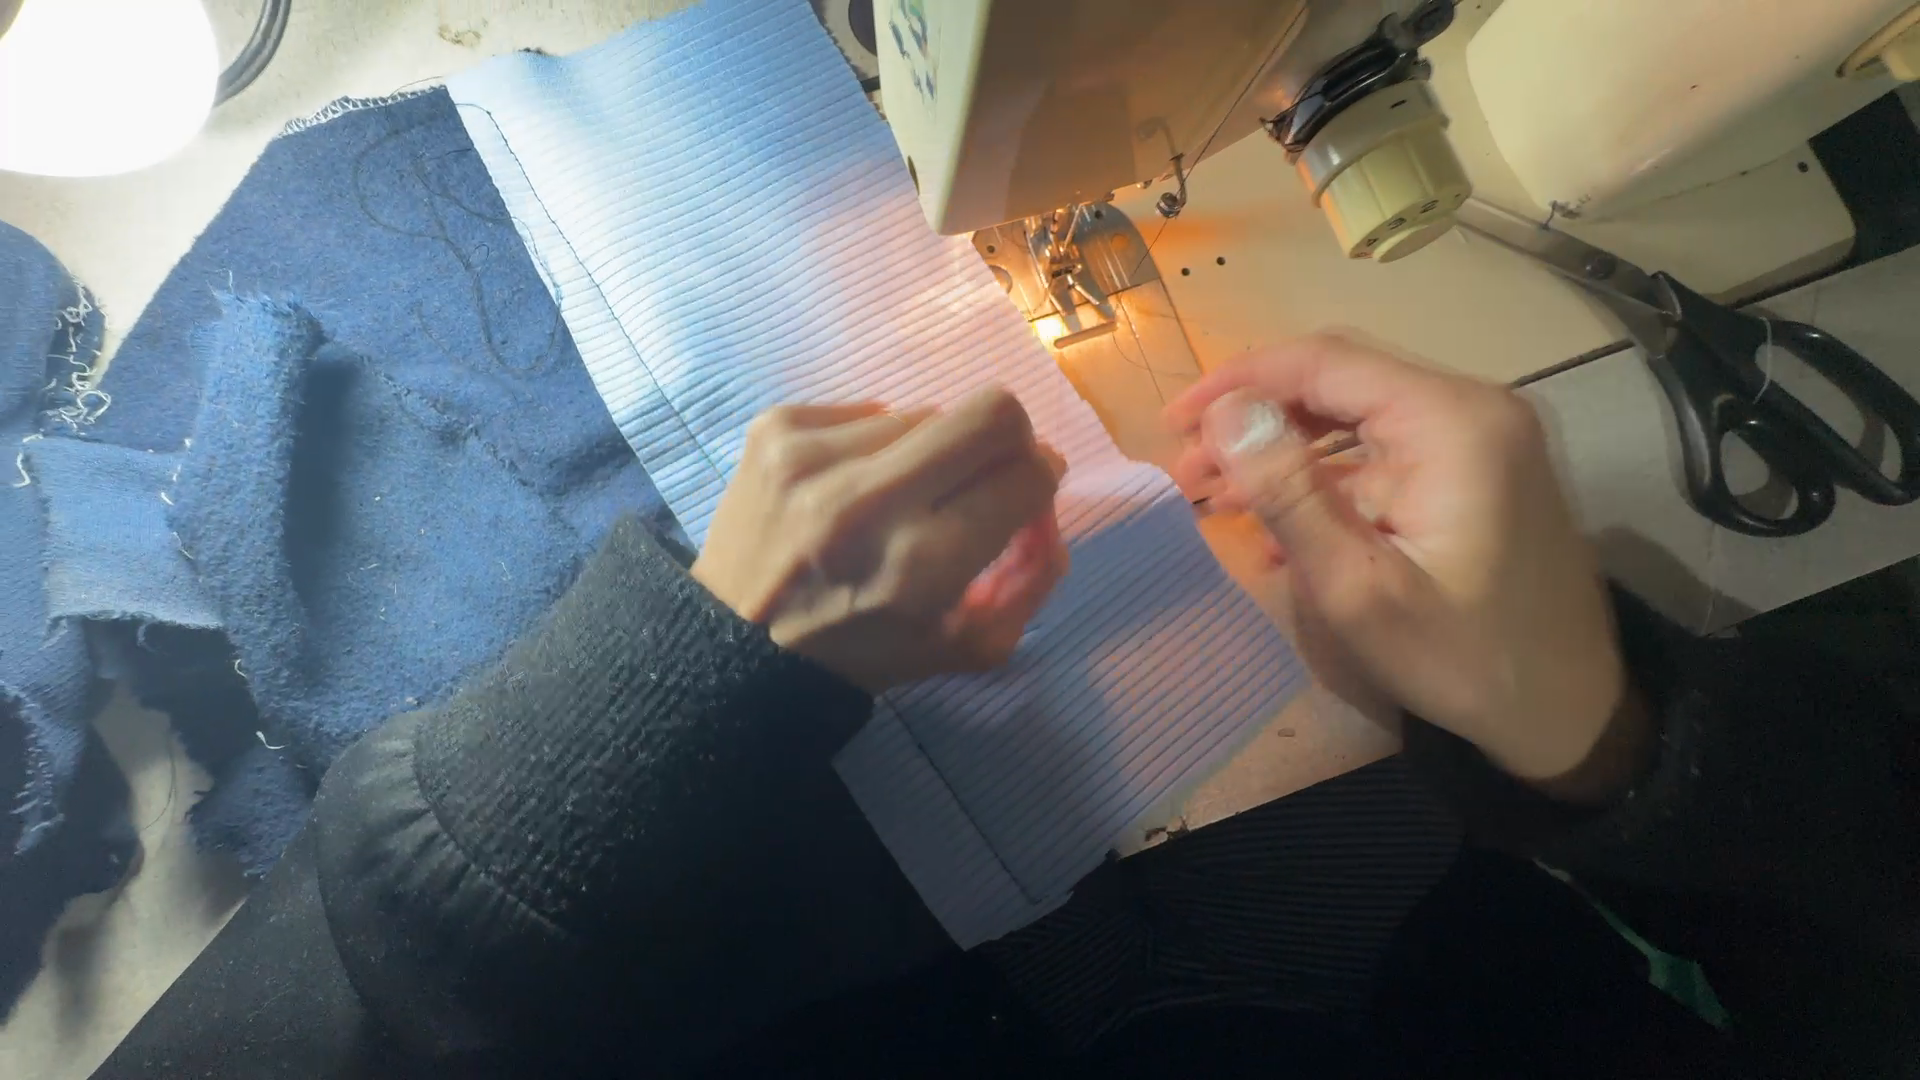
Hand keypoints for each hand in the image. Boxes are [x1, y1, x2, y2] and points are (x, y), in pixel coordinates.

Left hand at [693, 389, 1068, 692]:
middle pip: (990, 412)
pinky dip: (872, 445)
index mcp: (921, 565)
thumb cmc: (857, 650)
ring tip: (891, 497)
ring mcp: (814, 455)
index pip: (1025, 478)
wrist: (731, 642)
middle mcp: (867, 500)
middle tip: (985, 468)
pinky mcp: (775, 427)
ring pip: (924, 413)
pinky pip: (865, 410)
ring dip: (927, 452)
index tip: (1025, 489)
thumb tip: (1050, 503)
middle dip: (1009, 438)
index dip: (1039, 479)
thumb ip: (1032, 582)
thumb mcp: (963, 648)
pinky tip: (845, 486)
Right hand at [1167, 336, 1630, 792]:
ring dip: (1278, 444)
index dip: (1237, 381)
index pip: (1322, 362)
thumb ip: (1288, 493)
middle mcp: (1469, 407)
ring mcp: (1475, 436)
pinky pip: (1376, 450)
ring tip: (1218, 491)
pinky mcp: (1471, 468)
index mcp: (1449, 421)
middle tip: (1189, 467)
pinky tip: (1278, 520)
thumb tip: (1225, 413)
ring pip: (1351, 412)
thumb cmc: (1459, 658)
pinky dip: (1317, 472)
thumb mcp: (1356, 586)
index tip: (1174, 422)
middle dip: (1251, 414)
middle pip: (1336, 379)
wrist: (1569, 713)